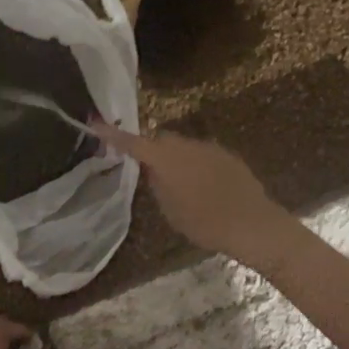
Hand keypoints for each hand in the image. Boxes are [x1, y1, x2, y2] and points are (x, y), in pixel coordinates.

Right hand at [91, 122, 296, 267]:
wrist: (252, 224)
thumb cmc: (205, 223)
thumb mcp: (171, 210)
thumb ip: (157, 185)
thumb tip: (153, 170)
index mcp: (167, 160)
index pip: (134, 143)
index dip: (113, 135)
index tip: (96, 124)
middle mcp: (187, 146)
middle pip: (162, 140)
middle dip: (153, 151)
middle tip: (150, 173)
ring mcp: (210, 148)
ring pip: (184, 147)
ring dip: (177, 160)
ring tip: (181, 187)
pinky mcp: (228, 156)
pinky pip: (203, 155)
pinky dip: (196, 166)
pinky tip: (204, 188)